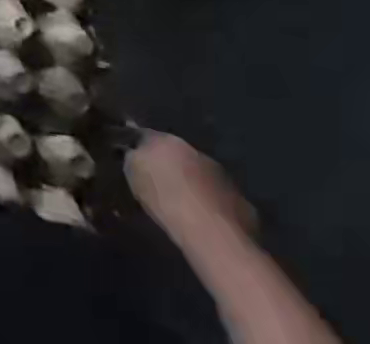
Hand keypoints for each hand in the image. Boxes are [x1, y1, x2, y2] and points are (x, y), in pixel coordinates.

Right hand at [125, 130, 256, 236]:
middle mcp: (194, 150)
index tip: (129, 155)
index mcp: (165, 140)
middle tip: (158, 181)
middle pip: (175, 153)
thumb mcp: (133, 176)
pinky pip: (217, 196)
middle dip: (167, 164)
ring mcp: (221, 174)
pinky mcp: (240, 199)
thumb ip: (132, 158)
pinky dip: (209, 202)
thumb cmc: (166, 200)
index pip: (144, 134)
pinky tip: (203, 218)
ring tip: (182, 202)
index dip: (136, 145)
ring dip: (191, 182)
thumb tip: (133, 153)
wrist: (214, 234)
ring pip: (199, 173)